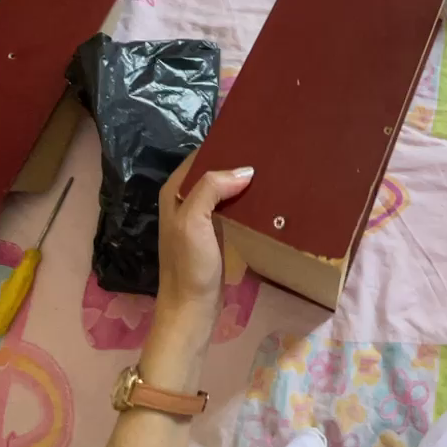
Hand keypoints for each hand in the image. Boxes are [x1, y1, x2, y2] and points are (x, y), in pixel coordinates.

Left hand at [154, 152, 253, 342]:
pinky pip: (232, 204)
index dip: (224, 145)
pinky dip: (246, 198)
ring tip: (272, 167)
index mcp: (175, 190)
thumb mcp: (194, 221)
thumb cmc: (189, 265)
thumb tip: (245, 170)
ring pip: (224, 187)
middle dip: (237, 160)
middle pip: (214, 169)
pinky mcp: (216, 230)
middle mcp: (185, 199)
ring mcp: (201, 216)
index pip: (201, 155)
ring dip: (243, 179)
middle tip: (268, 150)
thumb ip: (211, 188)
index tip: (252, 136)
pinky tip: (265, 194)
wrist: (193, 310)